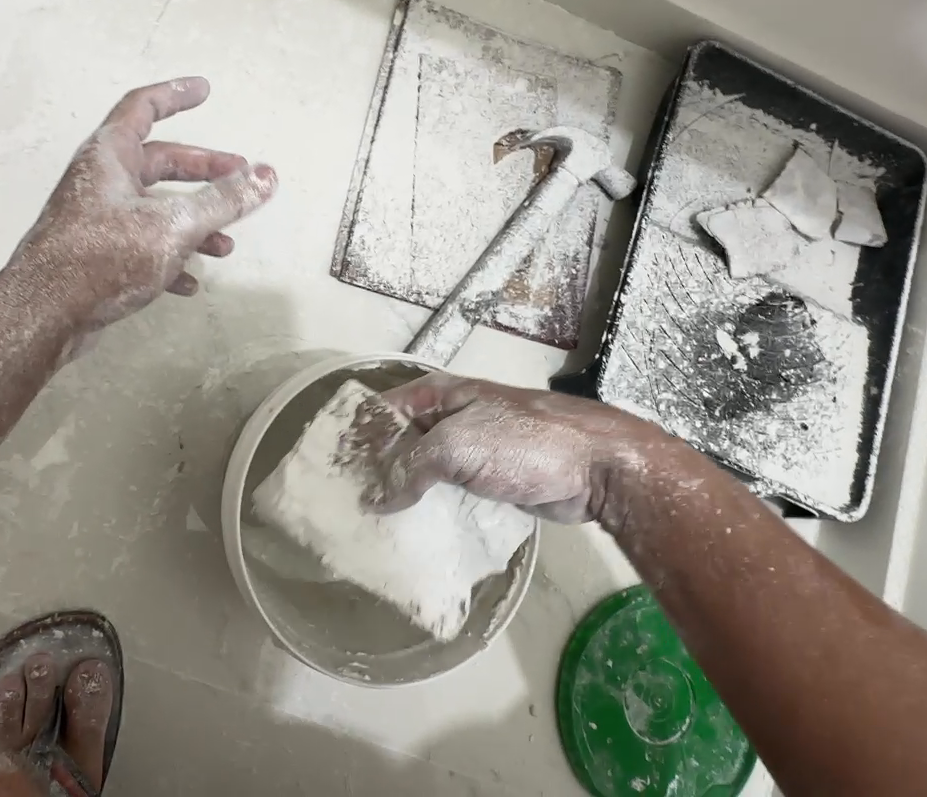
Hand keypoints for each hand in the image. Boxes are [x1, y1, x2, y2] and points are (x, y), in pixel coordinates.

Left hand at [10, 77, 276, 334]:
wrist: (42, 316)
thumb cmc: (104, 258)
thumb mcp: (174, 226)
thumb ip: (223, 200)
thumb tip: (267, 175)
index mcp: (109, 156)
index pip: (142, 107)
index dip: (175, 94)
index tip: (204, 90)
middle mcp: (100, 181)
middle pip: (158, 162)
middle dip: (202, 171)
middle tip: (240, 179)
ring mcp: (95, 220)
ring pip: (153, 209)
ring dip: (193, 223)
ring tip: (225, 246)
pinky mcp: (94, 256)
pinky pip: (140, 246)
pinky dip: (169, 257)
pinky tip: (189, 282)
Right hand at [360, 374, 664, 523]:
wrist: (595, 466)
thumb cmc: (523, 442)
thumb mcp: (456, 447)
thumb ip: (409, 469)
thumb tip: (375, 500)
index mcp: (437, 394)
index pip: (381, 411)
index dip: (356, 437)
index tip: (332, 472)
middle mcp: (447, 417)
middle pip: (397, 441)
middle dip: (373, 469)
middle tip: (345, 505)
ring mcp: (467, 450)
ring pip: (420, 471)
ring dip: (399, 493)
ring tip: (369, 525)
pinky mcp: (485, 481)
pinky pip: (444, 493)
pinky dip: (427, 509)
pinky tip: (409, 532)